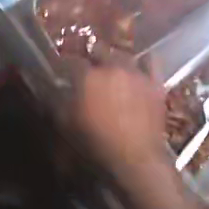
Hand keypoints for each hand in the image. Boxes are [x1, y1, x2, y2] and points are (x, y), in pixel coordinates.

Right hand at [62, 53, 173, 188]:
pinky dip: (143, 63)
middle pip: (99, 51)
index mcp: (87, 77)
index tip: (62, 69)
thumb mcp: (66, 126)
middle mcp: (112, 67)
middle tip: (88, 68)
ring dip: (115, 60)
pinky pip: (151, 63)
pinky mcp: (155, 82)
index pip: (71, 61)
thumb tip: (54, 89)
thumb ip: (58, 102)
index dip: (65, 64)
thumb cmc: (96, 144)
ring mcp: (136, 73)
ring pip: (123, 55)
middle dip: (91, 56)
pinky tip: (138, 70)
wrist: (135, 157)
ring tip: (111, 69)